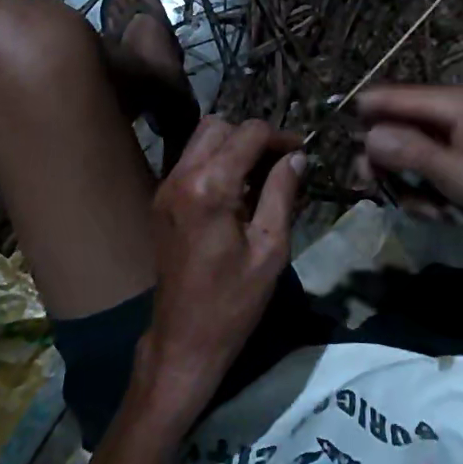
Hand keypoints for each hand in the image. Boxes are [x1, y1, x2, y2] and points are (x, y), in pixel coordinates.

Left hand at [137, 116, 304, 408]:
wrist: (184, 337)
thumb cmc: (233, 301)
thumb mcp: (270, 248)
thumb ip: (282, 193)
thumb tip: (296, 157)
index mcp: (209, 187)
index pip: (248, 134)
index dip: (279, 136)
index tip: (301, 152)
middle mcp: (181, 177)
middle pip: (218, 126)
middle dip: (252, 137)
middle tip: (280, 162)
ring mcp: (165, 188)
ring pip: (200, 140)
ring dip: (231, 146)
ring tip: (260, 176)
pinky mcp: (161, 201)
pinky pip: (189, 162)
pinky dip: (214, 162)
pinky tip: (236, 192)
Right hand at [356, 84, 462, 238]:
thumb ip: (415, 154)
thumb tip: (368, 137)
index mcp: (454, 104)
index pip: (388, 98)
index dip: (362, 121)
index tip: (348, 154)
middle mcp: (447, 113)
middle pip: (388, 127)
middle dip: (383, 162)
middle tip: (381, 191)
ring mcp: (448, 137)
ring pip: (398, 153)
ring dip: (403, 184)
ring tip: (426, 209)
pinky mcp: (450, 159)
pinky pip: (415, 171)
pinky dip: (419, 193)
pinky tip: (437, 211)